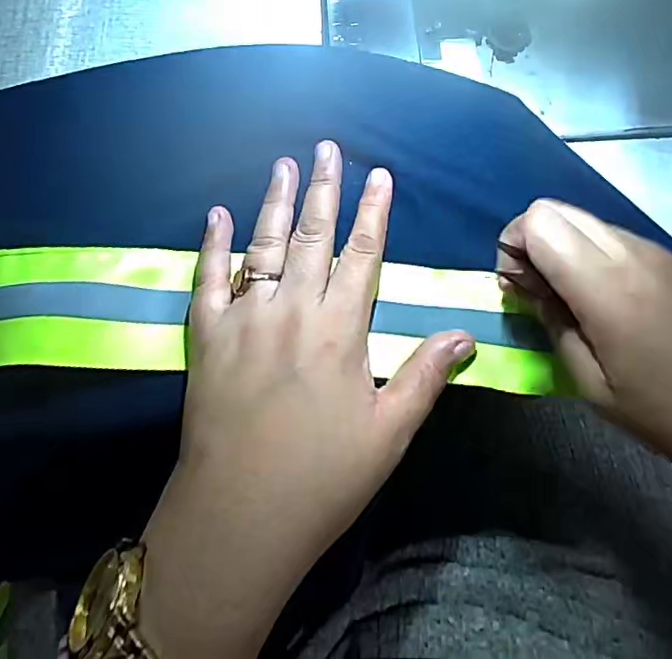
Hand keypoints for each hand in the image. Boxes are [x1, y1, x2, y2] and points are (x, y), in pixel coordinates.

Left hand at [139, 142, 474, 658]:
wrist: (235, 523)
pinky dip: (211, 246)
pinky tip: (217, 215)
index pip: (362, 254)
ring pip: (264, 247)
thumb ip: (427, 375)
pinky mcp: (205, 341)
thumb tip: (466, 334)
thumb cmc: (324, 477)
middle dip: (326, 189)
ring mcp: (244, 322)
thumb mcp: (390, 431)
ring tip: (285, 164)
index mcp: (340, 330)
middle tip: (329, 148)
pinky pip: (207, 282)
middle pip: (314, 237)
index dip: (373, 212)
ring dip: (277, 202)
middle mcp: (293, 312)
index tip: (379, 175)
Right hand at [498, 200, 671, 496]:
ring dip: (564, 247)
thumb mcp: (597, 388)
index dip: (513, 246)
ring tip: (572, 302)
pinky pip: (615, 238)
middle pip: (558, 210)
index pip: (538, 219)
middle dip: (533, 242)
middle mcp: (629, 250)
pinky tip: (607, 302)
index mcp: (606, 282)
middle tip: (538, 294)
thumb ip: (555, 325)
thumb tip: (529, 288)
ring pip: (587, 221)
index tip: (516, 289)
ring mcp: (655, 250)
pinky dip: (593, 255)